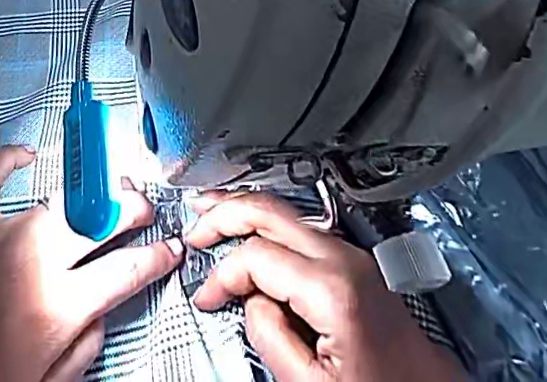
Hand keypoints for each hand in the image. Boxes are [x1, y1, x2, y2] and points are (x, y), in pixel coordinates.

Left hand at [0, 146, 182, 381]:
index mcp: (57, 308)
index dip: (153, 259)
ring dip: (85, 196)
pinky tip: (22, 153)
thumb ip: (79, 352)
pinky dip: (5, 162)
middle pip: (94, 224)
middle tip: (145, 207)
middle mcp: (34, 262)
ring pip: (53, 205)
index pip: (121, 274)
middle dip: (127, 211)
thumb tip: (99, 317)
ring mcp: (0, 238)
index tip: (170, 248)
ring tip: (106, 192)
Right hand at [186, 192, 463, 381]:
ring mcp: (351, 255)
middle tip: (192, 227)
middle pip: (267, 209)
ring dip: (240, 208)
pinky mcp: (354, 263)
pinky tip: (247, 227)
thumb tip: (249, 302)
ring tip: (208, 210)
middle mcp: (343, 257)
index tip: (207, 295)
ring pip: (282, 210)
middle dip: (221, 213)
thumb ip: (269, 337)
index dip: (222, 274)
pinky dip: (264, 222)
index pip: (254, 256)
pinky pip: (298, 227)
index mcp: (331, 286)